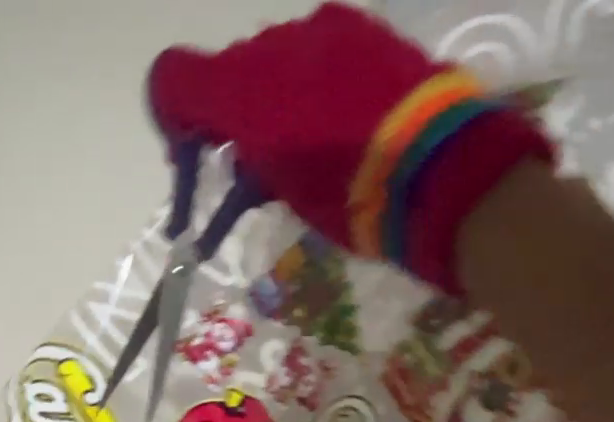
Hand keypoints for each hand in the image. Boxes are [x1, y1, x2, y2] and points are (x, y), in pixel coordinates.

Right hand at [148, 2, 552, 293]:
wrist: (442, 172)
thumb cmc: (354, 199)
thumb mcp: (290, 194)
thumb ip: (254, 163)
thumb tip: (252, 152)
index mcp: (242, 92)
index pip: (173, 80)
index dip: (172, 116)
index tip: (197, 156)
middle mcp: (272, 46)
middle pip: (231, 71)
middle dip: (237, 114)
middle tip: (263, 162)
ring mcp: (325, 30)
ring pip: (279, 59)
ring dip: (283, 96)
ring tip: (318, 143)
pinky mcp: (368, 30)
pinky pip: (325, 50)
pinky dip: (322, 82)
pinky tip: (350, 118)